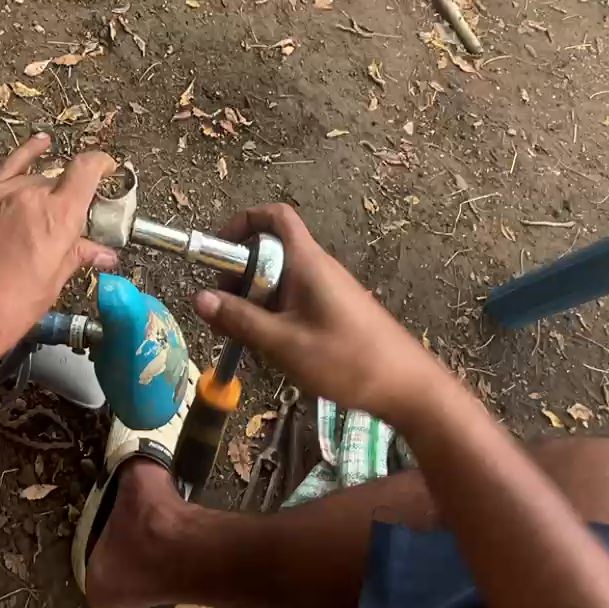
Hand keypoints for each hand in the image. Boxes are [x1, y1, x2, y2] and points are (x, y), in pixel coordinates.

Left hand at [0, 134, 117, 368]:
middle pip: (59, 180)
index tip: (109, 169)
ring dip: (46, 190)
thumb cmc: (5, 310)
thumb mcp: (50, 285)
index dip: (102, 165)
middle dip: (70, 197)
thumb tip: (103, 253)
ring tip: (49, 211)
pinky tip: (39, 144)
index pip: (86, 171)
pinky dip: (25, 155)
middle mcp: (29, 195)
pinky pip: (6, 168)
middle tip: (72, 224)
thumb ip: (76, 257)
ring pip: (33, 179)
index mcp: (57, 216)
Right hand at [193, 204, 450, 422]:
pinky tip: (271, 346)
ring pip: (278, 279)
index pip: (274, 216)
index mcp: (306, 262)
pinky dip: (273, 312)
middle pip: (268, 251)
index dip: (243, 221)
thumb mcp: (284, 343)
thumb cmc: (347, 360)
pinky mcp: (334, 310)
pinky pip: (293, 298)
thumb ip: (239, 320)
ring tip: (242, 335)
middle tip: (222, 307)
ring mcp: (327, 288)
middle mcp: (316, 267)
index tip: (219, 248)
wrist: (411, 390)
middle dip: (238, 274)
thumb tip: (198, 298)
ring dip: (254, 299)